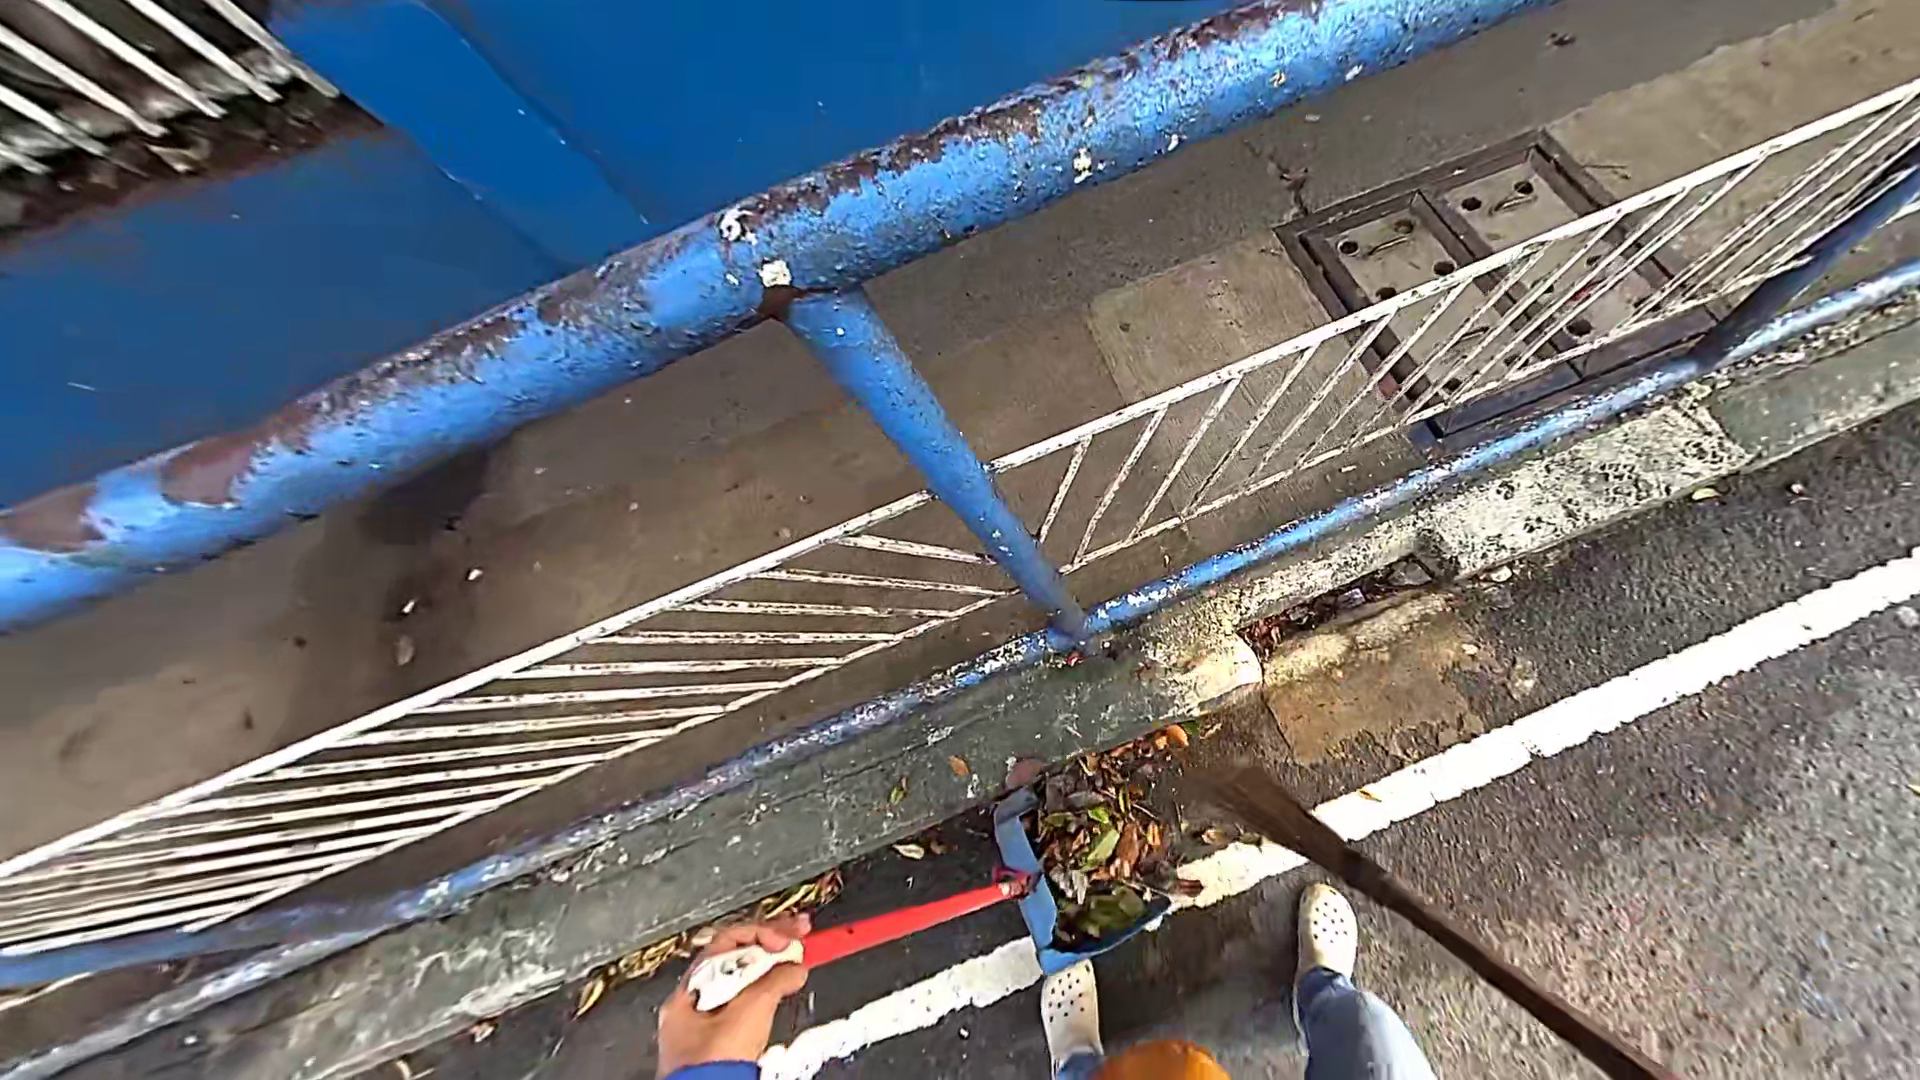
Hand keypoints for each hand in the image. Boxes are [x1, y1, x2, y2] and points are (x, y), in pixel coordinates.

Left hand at [656, 916, 810, 1078]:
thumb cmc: (716, 1062)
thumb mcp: (754, 1006)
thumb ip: (779, 977)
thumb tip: (797, 966)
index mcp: (690, 989)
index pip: (730, 941)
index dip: (763, 933)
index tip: (789, 937)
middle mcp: (692, 1004)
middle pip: (737, 959)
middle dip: (771, 945)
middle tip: (799, 933)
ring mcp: (705, 1025)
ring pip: (743, 981)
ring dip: (772, 966)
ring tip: (798, 958)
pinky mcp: (719, 1046)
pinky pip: (745, 1005)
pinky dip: (767, 991)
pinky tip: (784, 985)